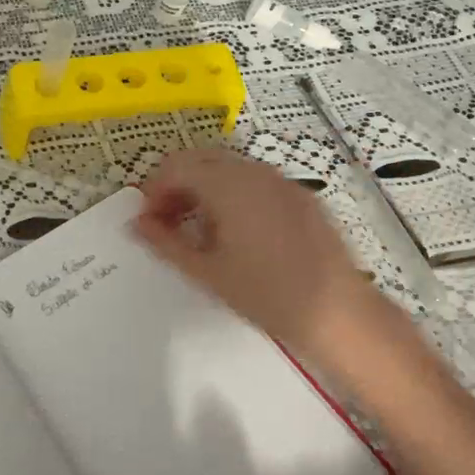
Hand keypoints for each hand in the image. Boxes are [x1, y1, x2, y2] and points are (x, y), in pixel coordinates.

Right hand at [133, 149, 386, 356]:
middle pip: (201, 160)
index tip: (149, 222)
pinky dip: (234, 194)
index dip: (153, 191)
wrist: (337, 313)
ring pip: (229, 168)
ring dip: (205, 188)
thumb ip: (164, 242)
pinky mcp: (302, 196)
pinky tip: (238, 233)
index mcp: (228, 184)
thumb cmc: (266, 294)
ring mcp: (282, 181)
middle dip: (177, 185)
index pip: (174, 167)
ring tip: (200, 232)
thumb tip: (137, 223)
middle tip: (168, 224)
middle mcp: (255, 171)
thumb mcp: (206, 272)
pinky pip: (256, 181)